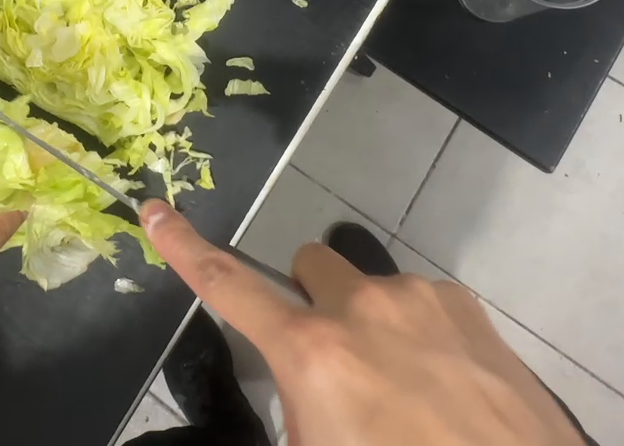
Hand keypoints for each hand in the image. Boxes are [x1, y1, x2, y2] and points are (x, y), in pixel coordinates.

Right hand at [141, 200, 581, 445]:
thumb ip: (294, 411)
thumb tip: (300, 395)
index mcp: (312, 354)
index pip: (228, 286)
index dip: (185, 248)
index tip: (157, 211)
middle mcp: (360, 308)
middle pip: (308, 265)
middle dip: (310, 305)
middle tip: (337, 370)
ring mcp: (417, 299)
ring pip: (366, 286)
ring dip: (368, 323)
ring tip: (408, 393)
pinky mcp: (466, 306)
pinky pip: (418, 299)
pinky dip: (417, 330)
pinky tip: (449, 386)